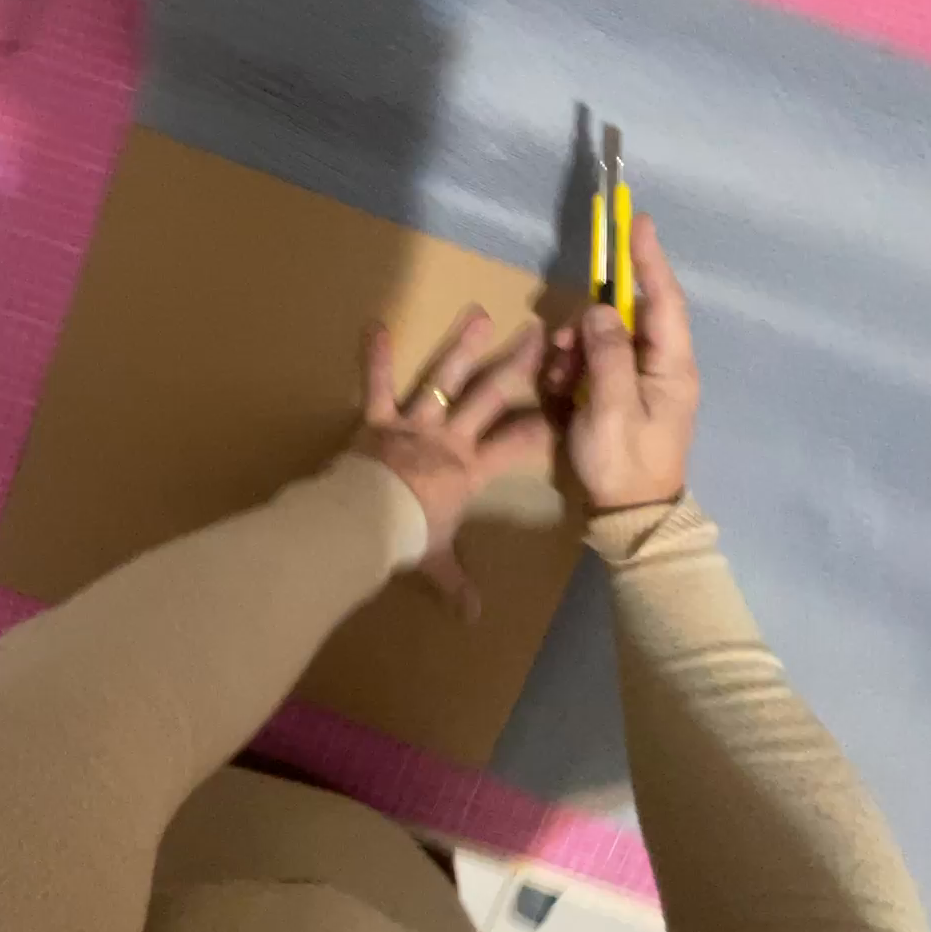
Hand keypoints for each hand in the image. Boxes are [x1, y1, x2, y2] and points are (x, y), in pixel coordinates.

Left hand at [357, 307, 550, 619]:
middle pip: (491, 395)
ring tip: (478, 312)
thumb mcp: (435, 559)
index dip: (543, 423)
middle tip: (538, 332)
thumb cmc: (406, 537)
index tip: (566, 401)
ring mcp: (414, 423)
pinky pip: (377, 385)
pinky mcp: (378, 419)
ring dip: (460, 346)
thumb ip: (455, 584)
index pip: (518, 443)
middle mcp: (449, 437)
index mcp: (470, 469)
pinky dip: (376, 357)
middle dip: (516, 363)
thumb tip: (471, 619)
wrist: (364, 522)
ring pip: (443, 378)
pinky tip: (375, 323)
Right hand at [542, 214, 698, 510]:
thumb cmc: (624, 462)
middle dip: (590, 325)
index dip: (649, 261)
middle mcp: (661, 366)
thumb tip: (602, 310)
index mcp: (671, 366)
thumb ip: (607, 355)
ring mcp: (640, 382)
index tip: (638, 223)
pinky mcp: (621, 396)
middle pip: (625, 319)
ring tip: (558, 380)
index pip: (663, 300)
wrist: (629, 514)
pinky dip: (573, 371)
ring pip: (603, 342)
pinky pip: (594, 366)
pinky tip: (559, 392)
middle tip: (563, 347)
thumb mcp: (611, 409)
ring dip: (575, 352)